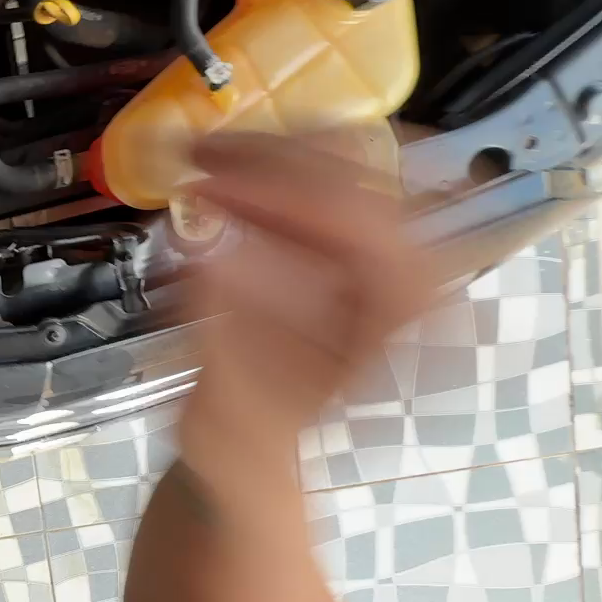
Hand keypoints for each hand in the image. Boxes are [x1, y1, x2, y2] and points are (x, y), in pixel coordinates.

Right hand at [176, 133, 437, 474]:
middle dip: (273, 155)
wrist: (252, 449)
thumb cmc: (243, 436)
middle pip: (360, 178)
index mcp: (398, 315)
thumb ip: (218, 316)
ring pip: (344, 171)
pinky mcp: (343, 256)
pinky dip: (265, 177)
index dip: (279, 190)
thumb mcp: (227, 388)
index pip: (358, 218)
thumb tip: (197, 235)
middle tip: (195, 152)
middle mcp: (407, 275)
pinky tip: (217, 184)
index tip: (205, 185)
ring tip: (197, 159)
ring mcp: (377, 260)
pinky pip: (318, 190)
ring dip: (267, 157)